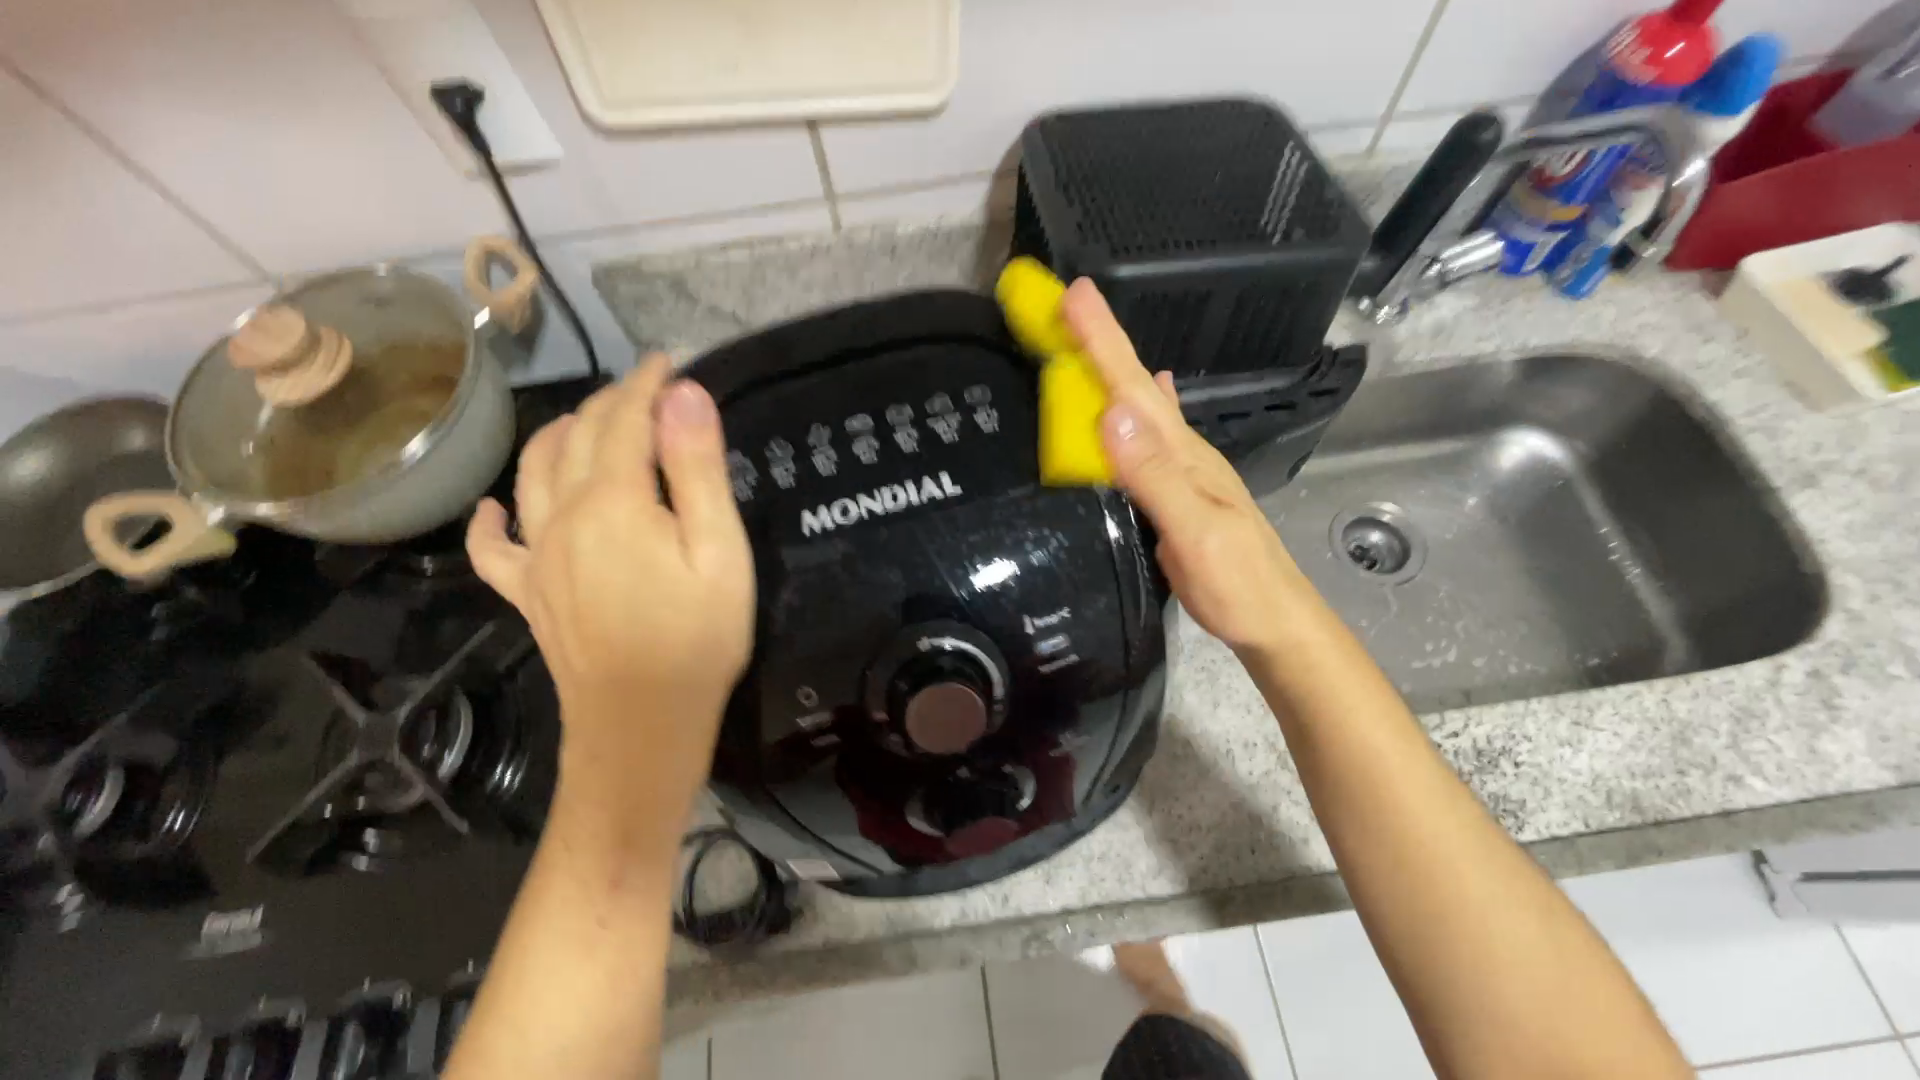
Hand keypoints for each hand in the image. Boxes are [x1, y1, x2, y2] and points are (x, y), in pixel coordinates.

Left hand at [466, 356, 753, 815]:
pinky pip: (492, 546)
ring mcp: (536, 555)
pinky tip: (496, 507)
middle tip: (648, 390)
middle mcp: (561, 515)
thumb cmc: (697, 639)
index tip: (671, 361)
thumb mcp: (719, 552)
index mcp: (614, 500)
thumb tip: (684, 394)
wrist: (640, 726)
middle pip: (577, 436)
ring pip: (530, 473)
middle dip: (612, 402)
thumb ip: (698, 470)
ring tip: (589, 425)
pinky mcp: (526, 592)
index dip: (648, 383)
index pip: (625, 418)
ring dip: (559, 436)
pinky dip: (491, 518)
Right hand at [1063, 280, 1303, 654]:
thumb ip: (1155, 475)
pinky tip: (1139, 402)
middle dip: (1101, 343)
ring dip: (1111, 371)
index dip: (1104, 341)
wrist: (1274, 622)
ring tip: (1085, 340)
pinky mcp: (1174, 495)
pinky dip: (1134, 412)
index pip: (1136, 388)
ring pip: (1138, 409)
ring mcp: (1181, 473)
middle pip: (1135, 388)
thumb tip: (1111, 414)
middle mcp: (1182, 453)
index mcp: (1183, 455)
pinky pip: (1146, 439)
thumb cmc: (1239, 584)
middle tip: (1065, 304)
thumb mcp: (1197, 530)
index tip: (1075, 294)